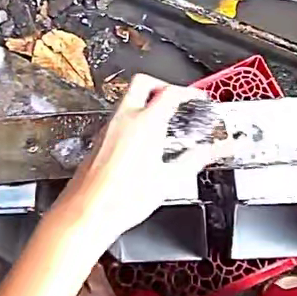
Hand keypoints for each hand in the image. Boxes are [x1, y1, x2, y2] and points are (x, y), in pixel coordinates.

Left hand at [47, 75, 215, 251]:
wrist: (87, 212)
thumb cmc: (121, 199)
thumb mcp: (169, 180)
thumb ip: (193, 160)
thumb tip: (209, 151)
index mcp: (145, 123)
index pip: (170, 93)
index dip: (187, 92)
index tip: (196, 98)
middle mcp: (124, 119)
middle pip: (143, 82)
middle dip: (162, 85)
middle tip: (177, 98)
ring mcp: (108, 127)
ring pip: (128, 99)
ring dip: (146, 102)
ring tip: (164, 121)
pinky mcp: (99, 139)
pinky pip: (118, 118)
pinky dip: (134, 119)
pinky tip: (144, 140)